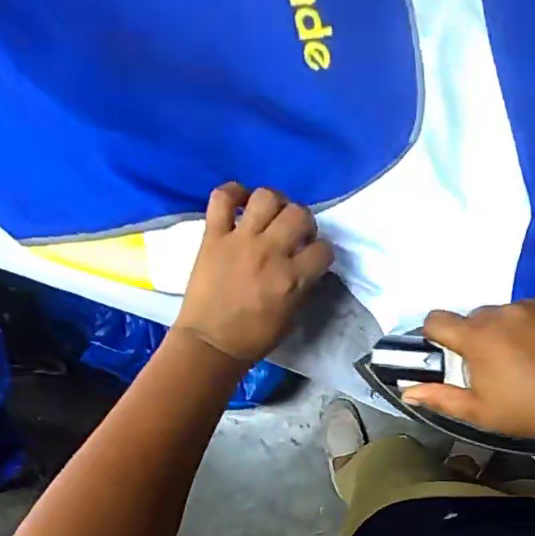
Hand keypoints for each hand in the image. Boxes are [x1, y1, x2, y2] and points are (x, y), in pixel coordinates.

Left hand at [174, 183, 334, 364]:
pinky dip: (233, 192)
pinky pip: (223, 198)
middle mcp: (270, 252)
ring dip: (274, 202)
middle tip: (294, 234)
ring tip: (270, 215)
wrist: (210, 343)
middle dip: (303, 222)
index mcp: (292, 278)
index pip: (323, 249)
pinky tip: (240, 201)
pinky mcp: (213, 235)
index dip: (322, 252)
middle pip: (299, 214)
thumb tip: (306, 265)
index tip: (313, 257)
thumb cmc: (254, 337)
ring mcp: (240, 240)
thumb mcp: (292, 316)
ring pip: (266, 197)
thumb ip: (302, 286)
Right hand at [402, 294, 534, 444]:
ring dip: (506, 332)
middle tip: (492, 369)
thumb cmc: (532, 410)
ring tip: (528, 362)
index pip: (436, 319)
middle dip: (475, 338)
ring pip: (506, 314)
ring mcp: (533, 305)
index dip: (433, 335)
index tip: (444, 353)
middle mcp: (501, 312)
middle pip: (474, 318)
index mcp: (476, 337)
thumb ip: (441, 398)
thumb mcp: (481, 413)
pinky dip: (534, 327)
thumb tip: (407, 391)